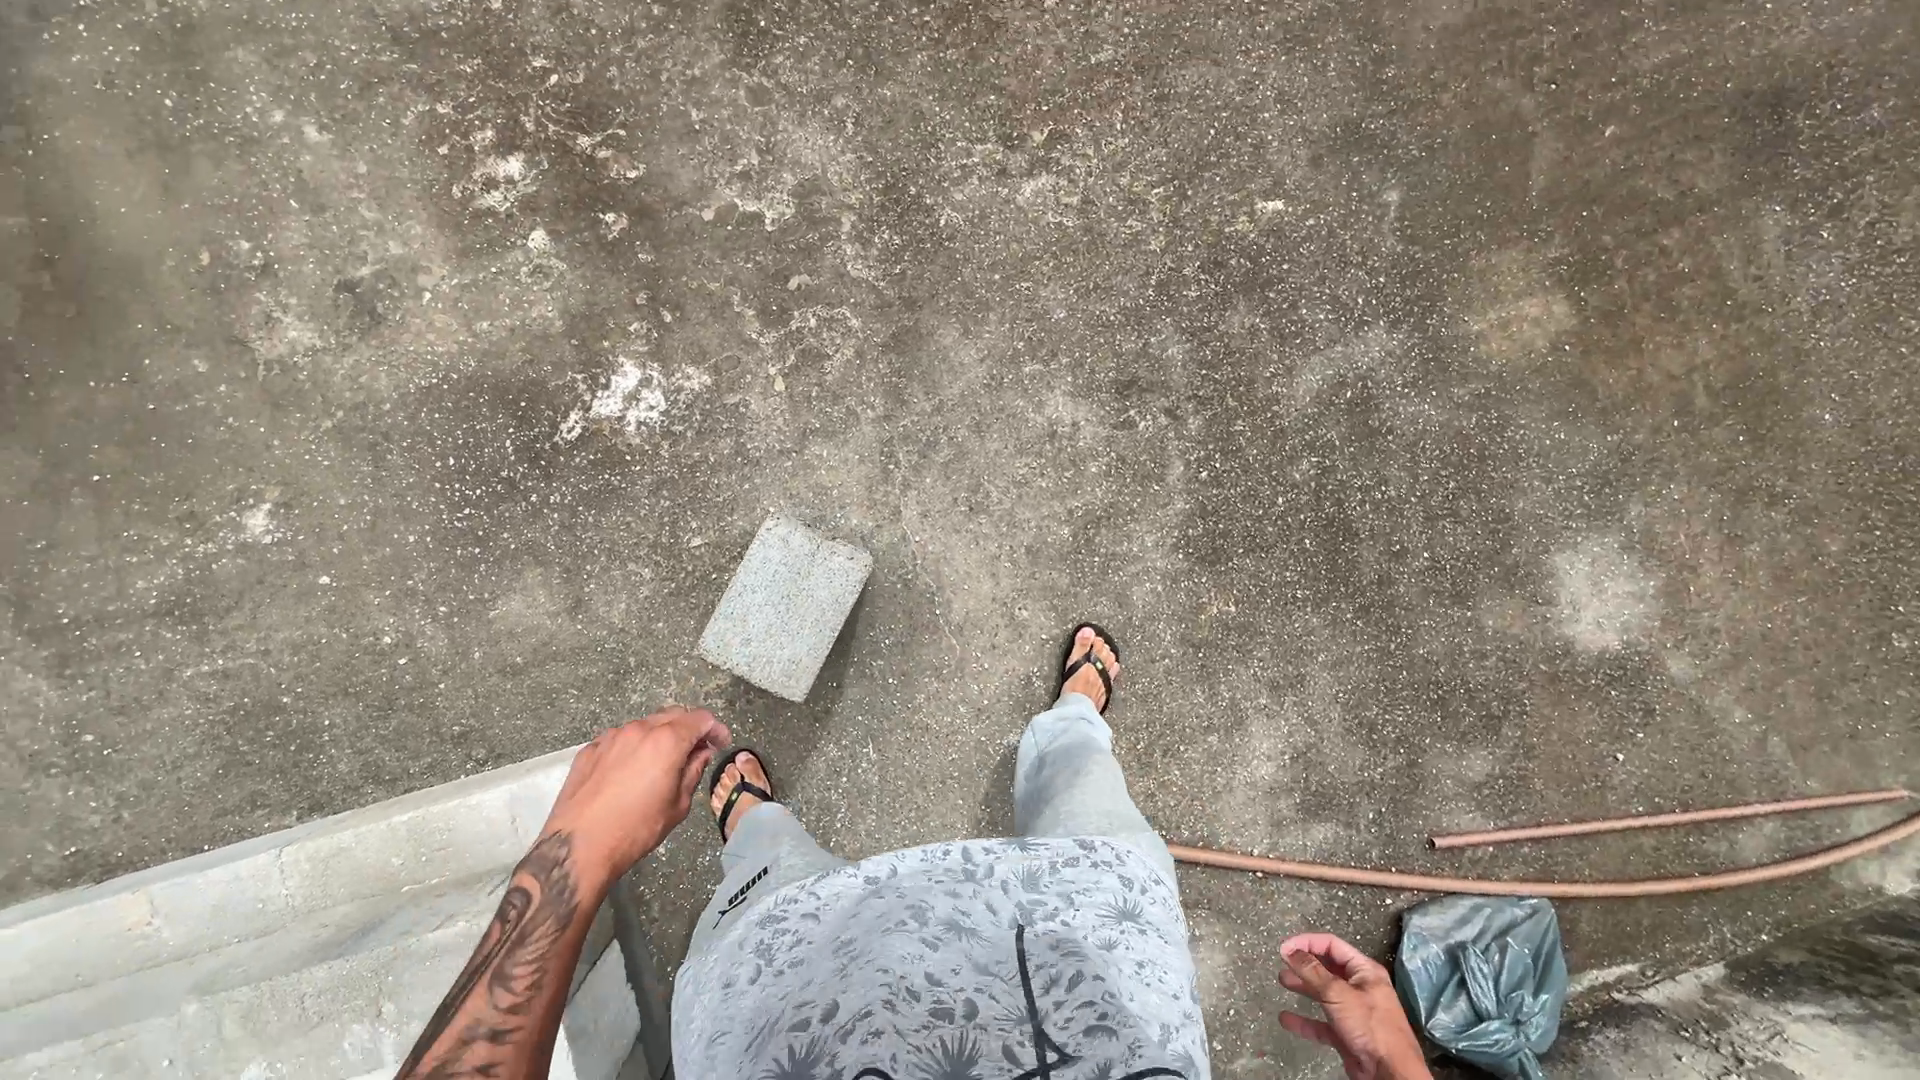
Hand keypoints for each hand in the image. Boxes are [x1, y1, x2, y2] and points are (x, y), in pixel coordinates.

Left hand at [538, 706, 730, 887]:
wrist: (578, 847)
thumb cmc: (635, 829)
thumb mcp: (678, 805)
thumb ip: (693, 771)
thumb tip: (700, 753)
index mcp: (667, 741)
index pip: (701, 719)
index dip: (716, 729)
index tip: (720, 743)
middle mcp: (639, 730)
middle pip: (673, 715)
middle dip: (689, 728)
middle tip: (696, 751)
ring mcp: (610, 738)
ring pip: (644, 725)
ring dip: (660, 737)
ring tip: (661, 763)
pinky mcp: (589, 750)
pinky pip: (619, 740)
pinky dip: (633, 747)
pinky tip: (630, 772)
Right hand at [1278, 933, 1430, 1079]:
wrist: (1390, 1074)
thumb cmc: (1369, 1025)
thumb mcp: (1338, 993)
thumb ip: (1312, 971)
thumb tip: (1291, 951)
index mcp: (1364, 971)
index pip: (1331, 945)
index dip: (1306, 942)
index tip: (1284, 948)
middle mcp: (1360, 988)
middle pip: (1327, 968)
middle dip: (1304, 964)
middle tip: (1283, 963)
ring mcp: (1354, 1012)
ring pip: (1324, 994)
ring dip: (1304, 987)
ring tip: (1283, 981)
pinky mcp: (1347, 1034)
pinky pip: (1322, 1023)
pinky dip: (1305, 1020)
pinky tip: (1287, 1019)